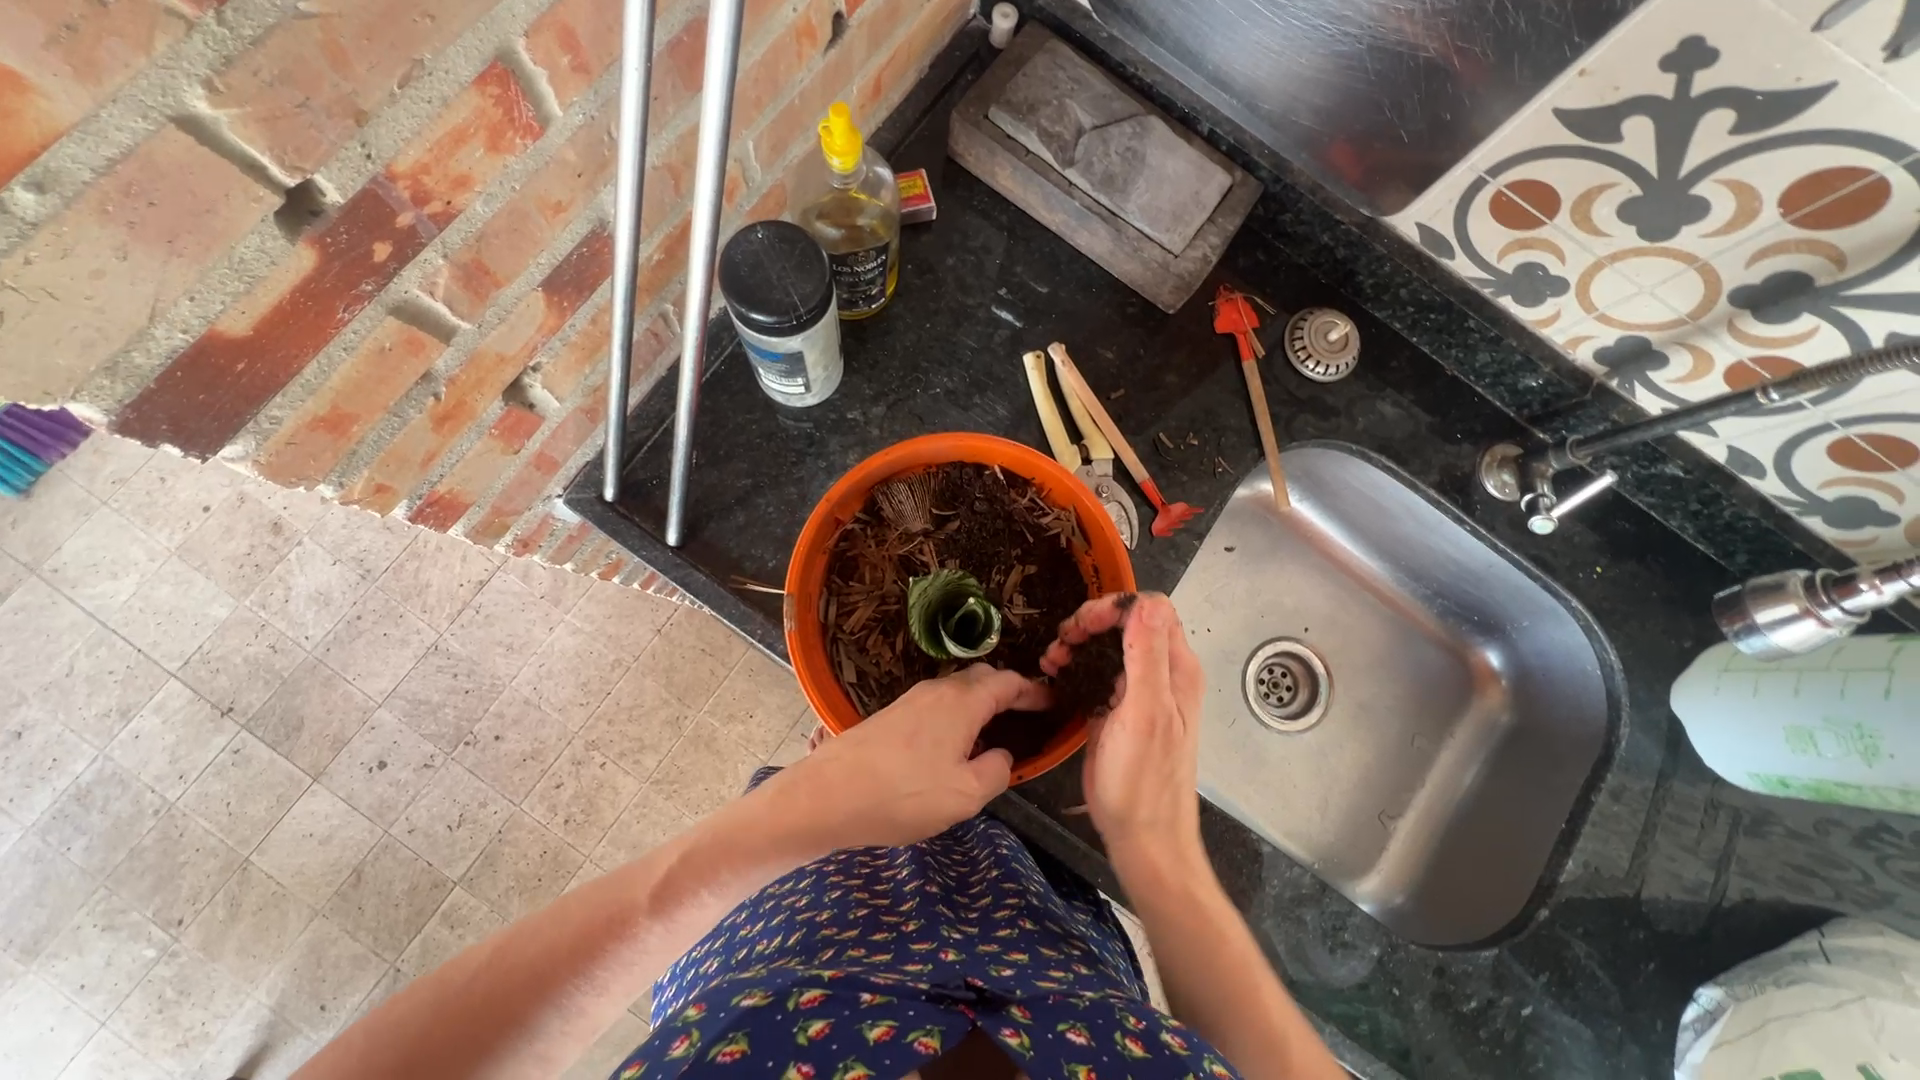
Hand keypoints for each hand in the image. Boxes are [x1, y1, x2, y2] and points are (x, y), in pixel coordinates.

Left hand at [771, 664, 1046, 849]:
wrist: (826, 795)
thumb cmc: (903, 795)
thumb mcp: (965, 795)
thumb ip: (997, 772)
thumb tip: (1003, 755)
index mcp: (962, 702)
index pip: (1008, 682)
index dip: (1035, 691)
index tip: (1054, 702)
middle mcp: (936, 691)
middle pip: (980, 678)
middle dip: (1007, 690)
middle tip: (1026, 713)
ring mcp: (908, 701)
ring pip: (955, 691)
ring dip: (979, 703)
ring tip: (994, 729)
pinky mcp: (889, 717)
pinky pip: (935, 705)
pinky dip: (956, 714)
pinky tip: (953, 743)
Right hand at [1041, 593, 1205, 861]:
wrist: (1141, 838)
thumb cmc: (1143, 781)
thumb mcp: (1145, 714)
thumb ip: (1147, 656)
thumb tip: (1146, 602)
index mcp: (1176, 669)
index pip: (1150, 609)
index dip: (1114, 608)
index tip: (1082, 628)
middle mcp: (1161, 674)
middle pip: (1127, 622)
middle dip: (1090, 623)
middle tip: (1061, 643)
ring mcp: (1139, 692)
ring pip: (1109, 646)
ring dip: (1078, 644)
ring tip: (1051, 660)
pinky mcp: (1117, 710)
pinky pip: (1097, 673)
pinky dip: (1075, 666)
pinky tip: (1053, 675)